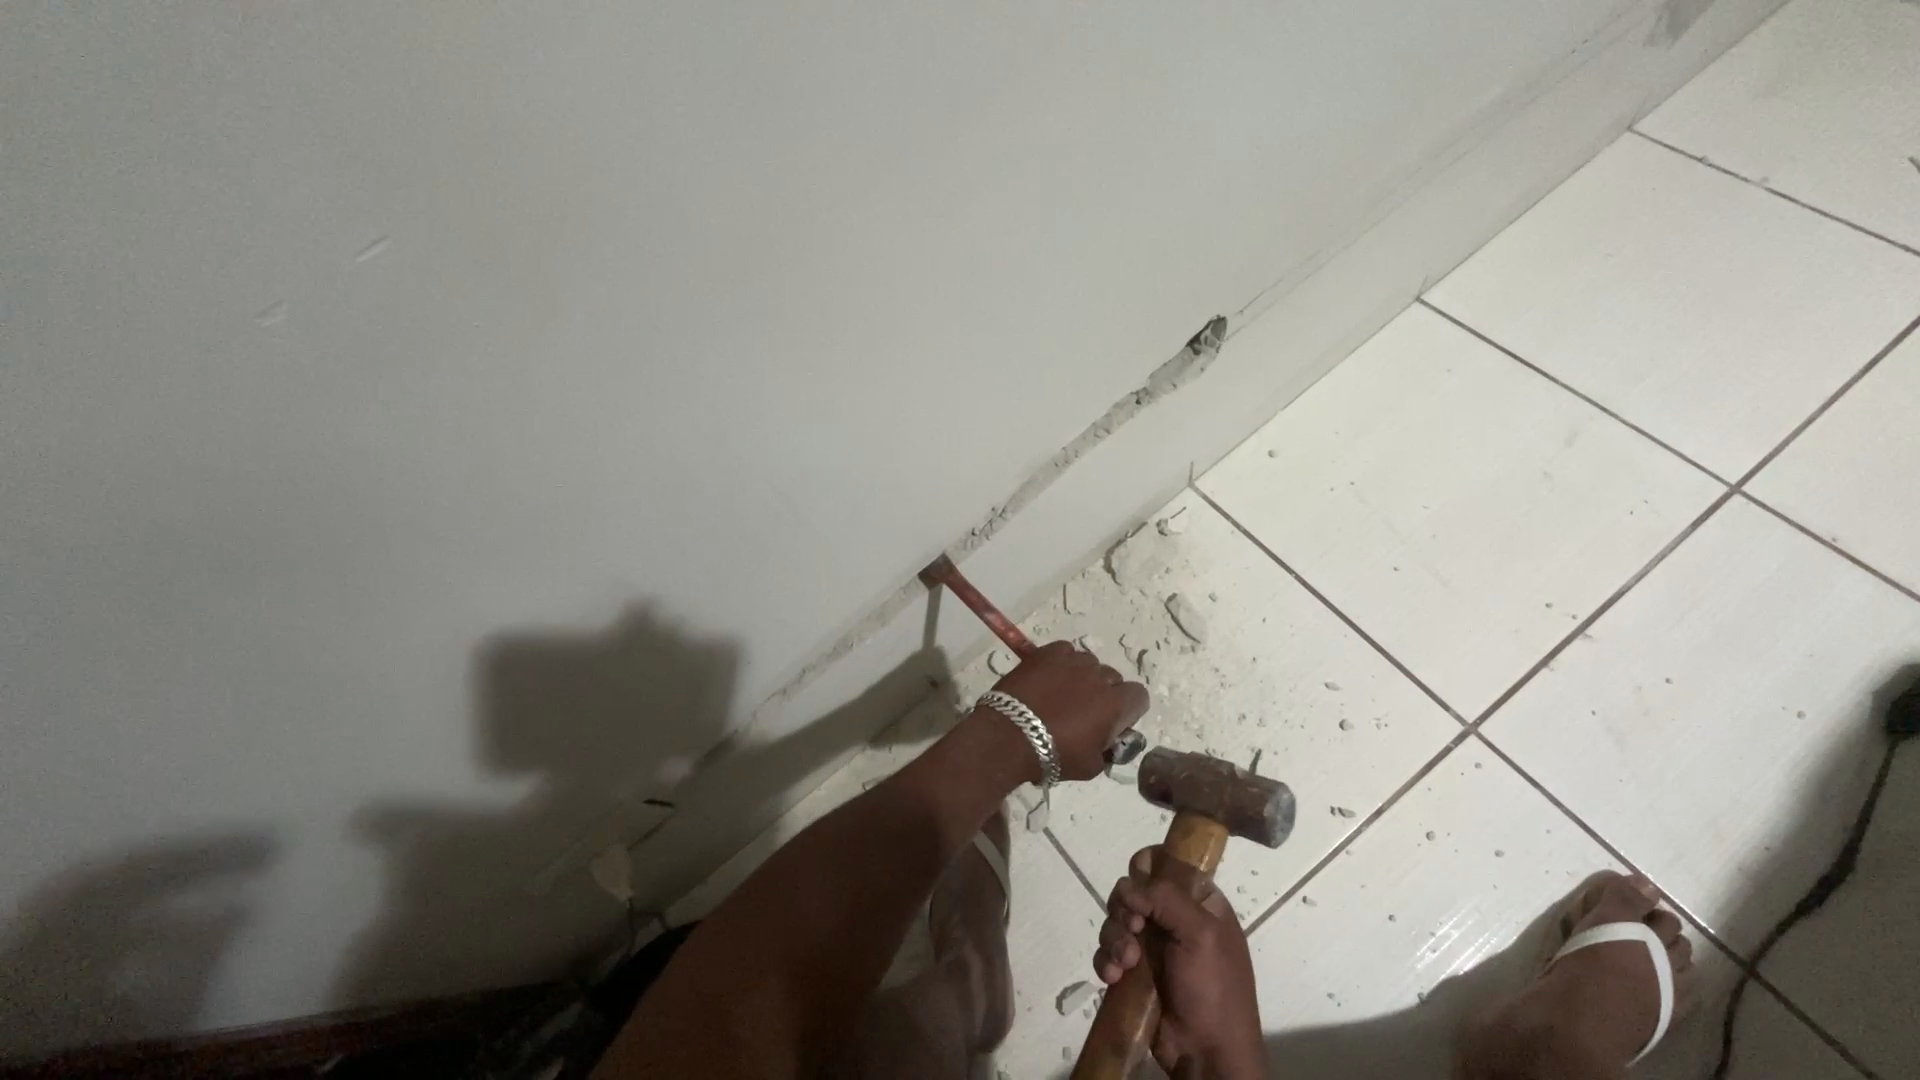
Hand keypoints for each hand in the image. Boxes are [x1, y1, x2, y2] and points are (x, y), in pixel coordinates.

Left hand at [987, 640, 1148, 781]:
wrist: (1009, 736)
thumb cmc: (1053, 756)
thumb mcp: (1091, 767)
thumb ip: (1107, 751)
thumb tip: (1107, 743)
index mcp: (1116, 703)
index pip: (1139, 696)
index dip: (1127, 710)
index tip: (1112, 723)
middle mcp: (1100, 676)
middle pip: (1113, 679)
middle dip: (1103, 694)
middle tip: (1082, 712)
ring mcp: (1073, 660)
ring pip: (1089, 664)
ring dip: (1082, 677)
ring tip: (1060, 694)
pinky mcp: (1048, 652)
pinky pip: (1065, 652)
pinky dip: (1061, 663)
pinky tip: (1047, 679)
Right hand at [1094, 847, 1265, 1077]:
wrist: (1207, 1054)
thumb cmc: (1214, 989)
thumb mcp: (1200, 934)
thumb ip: (1164, 898)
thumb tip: (1127, 887)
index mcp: (1198, 901)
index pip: (1165, 863)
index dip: (1146, 868)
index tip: (1139, 885)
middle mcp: (1173, 918)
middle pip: (1131, 891)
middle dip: (1124, 911)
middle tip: (1133, 931)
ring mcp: (1152, 947)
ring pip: (1116, 922)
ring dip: (1114, 940)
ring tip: (1124, 966)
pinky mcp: (1134, 974)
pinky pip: (1108, 954)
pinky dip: (1106, 962)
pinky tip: (1114, 980)